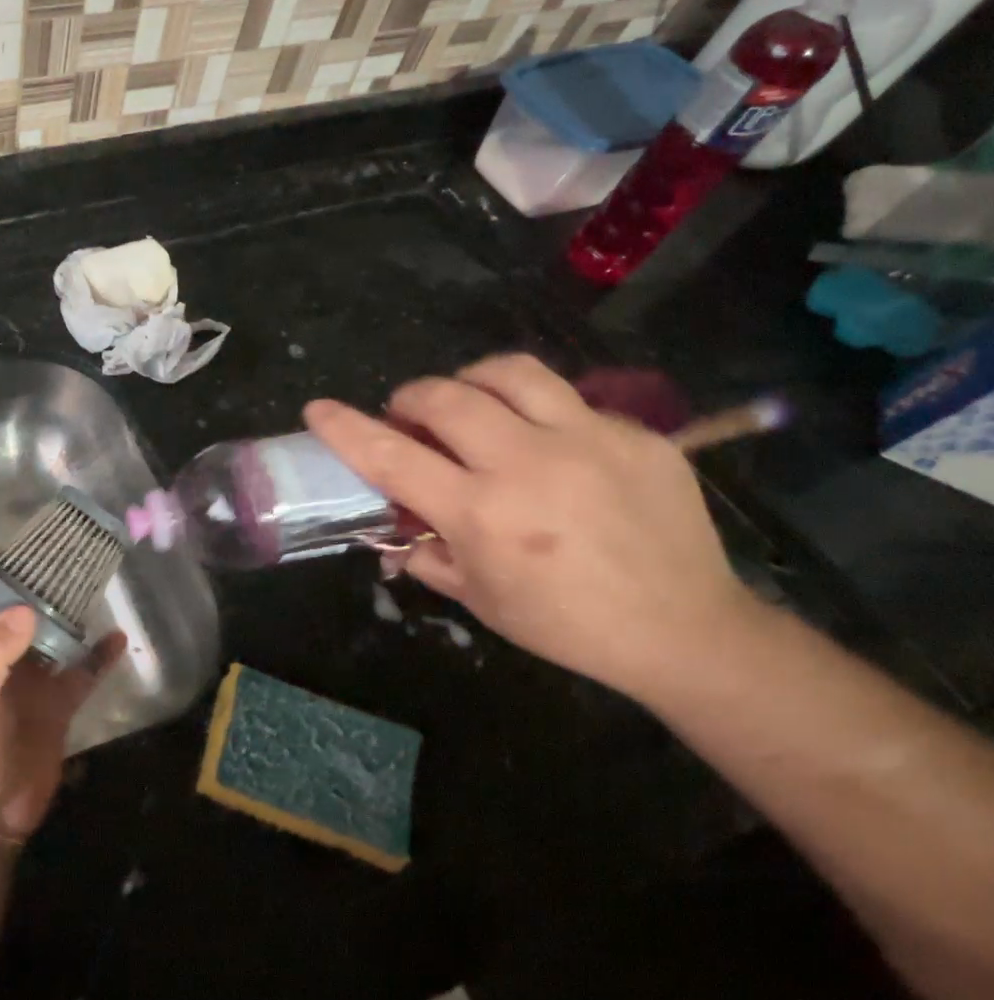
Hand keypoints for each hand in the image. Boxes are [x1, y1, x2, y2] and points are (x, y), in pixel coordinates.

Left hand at [0, 591, 121, 837]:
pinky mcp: (57, 706)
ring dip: (67, 612)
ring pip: (51, 635)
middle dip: (29, 583)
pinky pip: (82, 673)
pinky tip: (119, 638)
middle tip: (60, 555)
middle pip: (10, 610)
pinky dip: (99, 655)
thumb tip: (26, 608)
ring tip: (92, 582)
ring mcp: (30, 682)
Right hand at [304, 353, 761, 693]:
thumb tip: (398, 528)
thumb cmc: (563, 623)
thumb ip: (427, 554)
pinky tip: (544, 443)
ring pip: (508, 372)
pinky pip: (567, 400)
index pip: (391, 455)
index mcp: (480, 513)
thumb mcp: (477, 598)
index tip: (318, 408)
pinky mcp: (634, 433)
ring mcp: (586, 439)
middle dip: (410, 398)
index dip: (346, 428)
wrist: (681, 626)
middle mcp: (526, 463)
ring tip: (468, 402)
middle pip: (445, 396)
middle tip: (408, 416)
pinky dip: (535, 412)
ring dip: (469, 381)